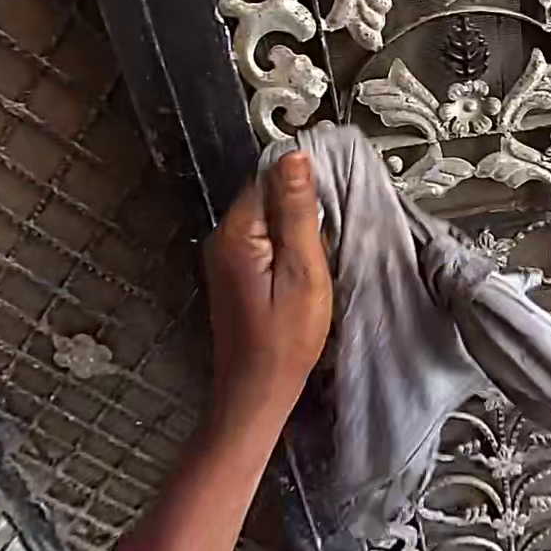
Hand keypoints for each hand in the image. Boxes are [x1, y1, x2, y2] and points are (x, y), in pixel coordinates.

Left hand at [204, 152, 332, 426]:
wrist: (258, 392)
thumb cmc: (285, 339)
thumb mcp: (303, 269)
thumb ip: (298, 211)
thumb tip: (295, 158)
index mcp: (237, 233)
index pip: (270, 177)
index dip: (303, 184)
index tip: (326, 205)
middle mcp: (223, 238)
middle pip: (268, 193)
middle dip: (300, 206)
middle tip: (324, 237)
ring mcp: (226, 255)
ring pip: (269, 215)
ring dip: (296, 225)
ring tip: (315, 254)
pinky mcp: (235, 270)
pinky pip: (265, 236)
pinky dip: (287, 243)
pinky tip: (302, 266)